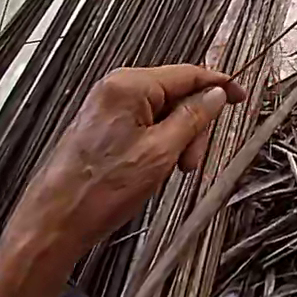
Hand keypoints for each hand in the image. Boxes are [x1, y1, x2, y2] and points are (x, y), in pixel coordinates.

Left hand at [0, 65, 244, 296]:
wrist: (53, 223)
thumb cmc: (102, 189)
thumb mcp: (161, 153)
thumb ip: (193, 118)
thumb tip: (216, 95)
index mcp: (130, 85)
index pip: (188, 74)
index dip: (219, 85)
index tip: (242, 97)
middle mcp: (116, 87)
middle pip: (175, 93)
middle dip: (193, 126)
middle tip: (192, 163)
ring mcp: (107, 106)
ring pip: (162, 112)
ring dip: (177, 138)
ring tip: (172, 172)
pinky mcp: (102, 125)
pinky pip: (144, 123)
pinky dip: (159, 143)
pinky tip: (155, 169)